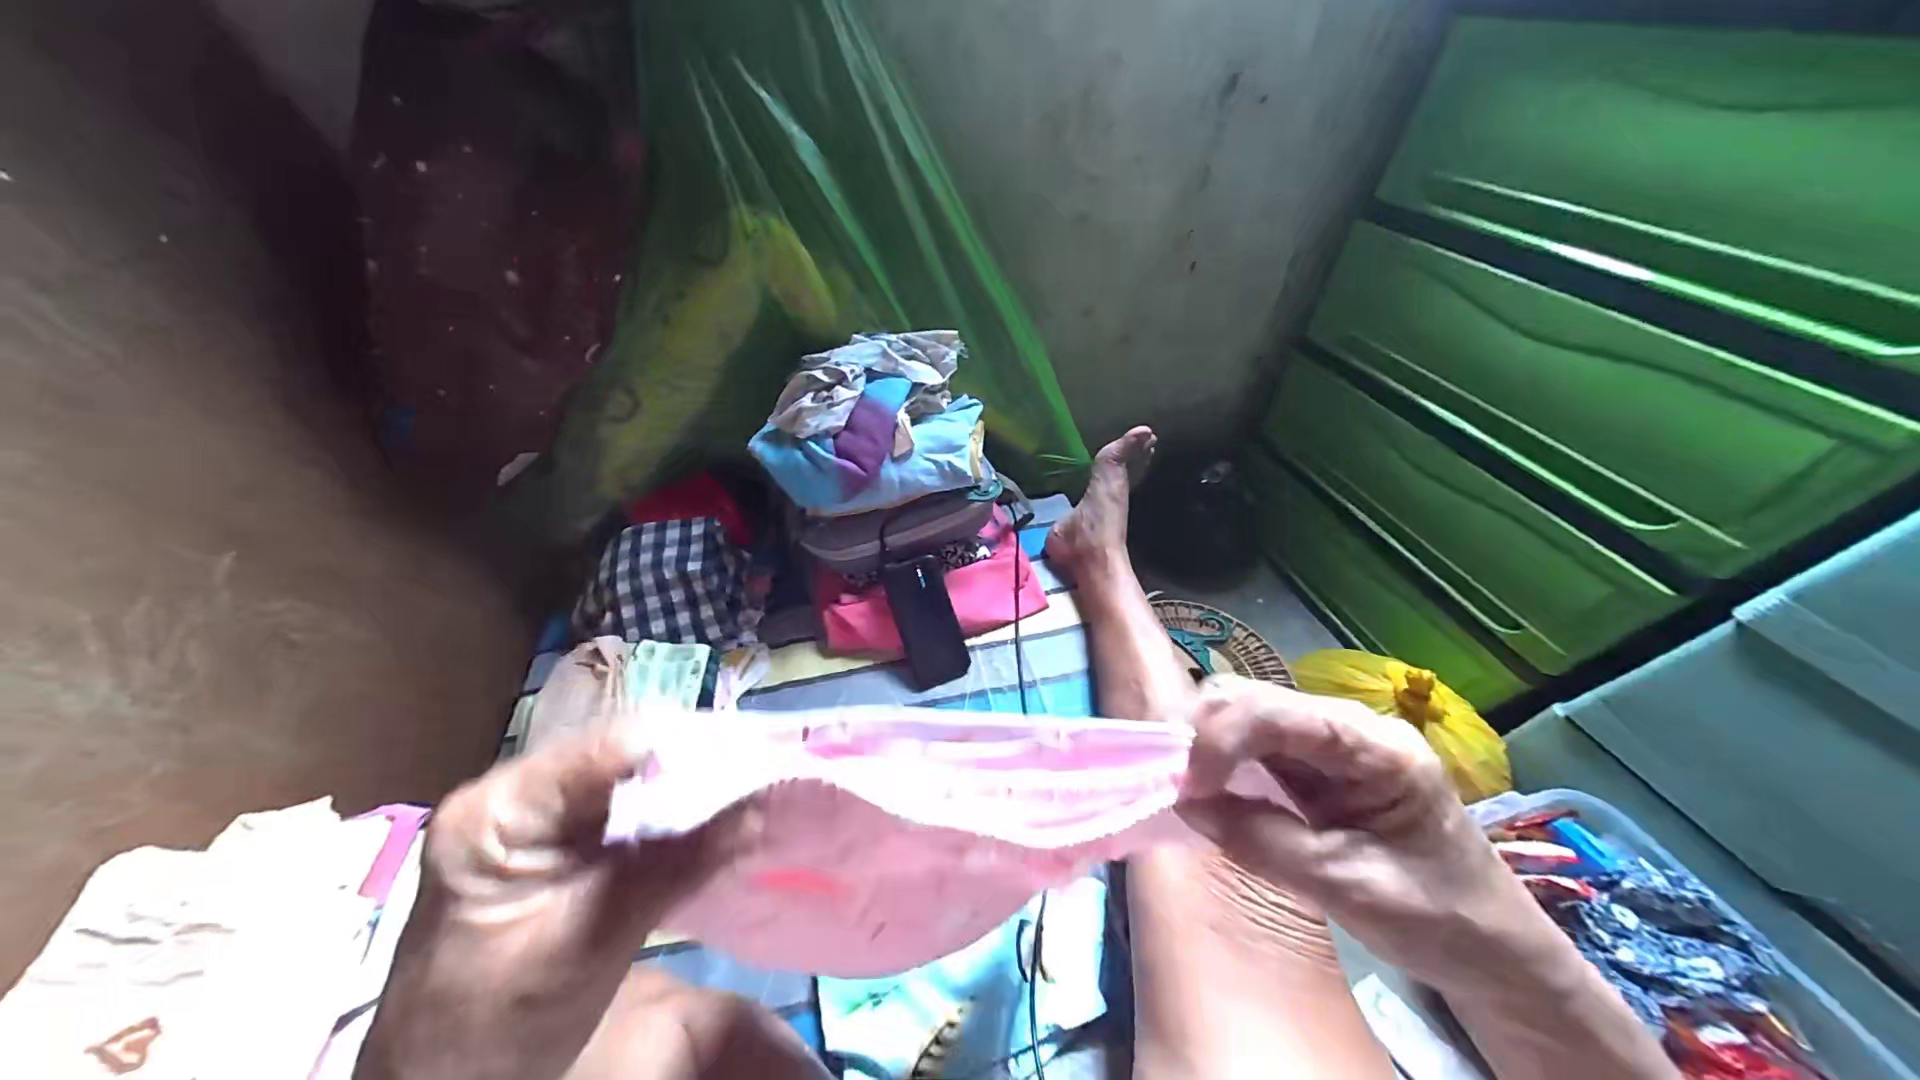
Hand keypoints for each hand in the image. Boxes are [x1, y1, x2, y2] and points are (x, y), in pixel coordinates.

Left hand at [357, 729, 756, 1079]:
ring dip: (694, 782)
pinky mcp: (560, 826)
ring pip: (636, 770)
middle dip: (699, 763)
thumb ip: (674, 868)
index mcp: (496, 812)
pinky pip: (633, 798)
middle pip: (625, 751)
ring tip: (752, 792)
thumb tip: (758, 808)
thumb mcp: (591, 948)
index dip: (686, 749)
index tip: (753, 764)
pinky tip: (716, 817)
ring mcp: (536, 805)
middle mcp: (515, 787)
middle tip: (764, 777)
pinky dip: (678, 806)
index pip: (607, 749)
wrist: (443, 1077)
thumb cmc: (495, 1029)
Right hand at [1175, 674, 1549, 993]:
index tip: (1185, 789)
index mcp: (1376, 747)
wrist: (1491, 949)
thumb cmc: (1440, 922)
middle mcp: (1346, 726)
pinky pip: (1248, 742)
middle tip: (1172, 786)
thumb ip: (1262, 841)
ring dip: (1201, 743)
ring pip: (1242, 712)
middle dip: (1201, 734)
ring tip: (1180, 786)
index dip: (1219, 739)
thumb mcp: (1348, 889)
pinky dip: (1215, 759)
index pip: (1277, 712)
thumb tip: (1185, 804)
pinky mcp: (1309, 761)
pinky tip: (1202, 784)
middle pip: (1251, 697)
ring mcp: (1326, 740)